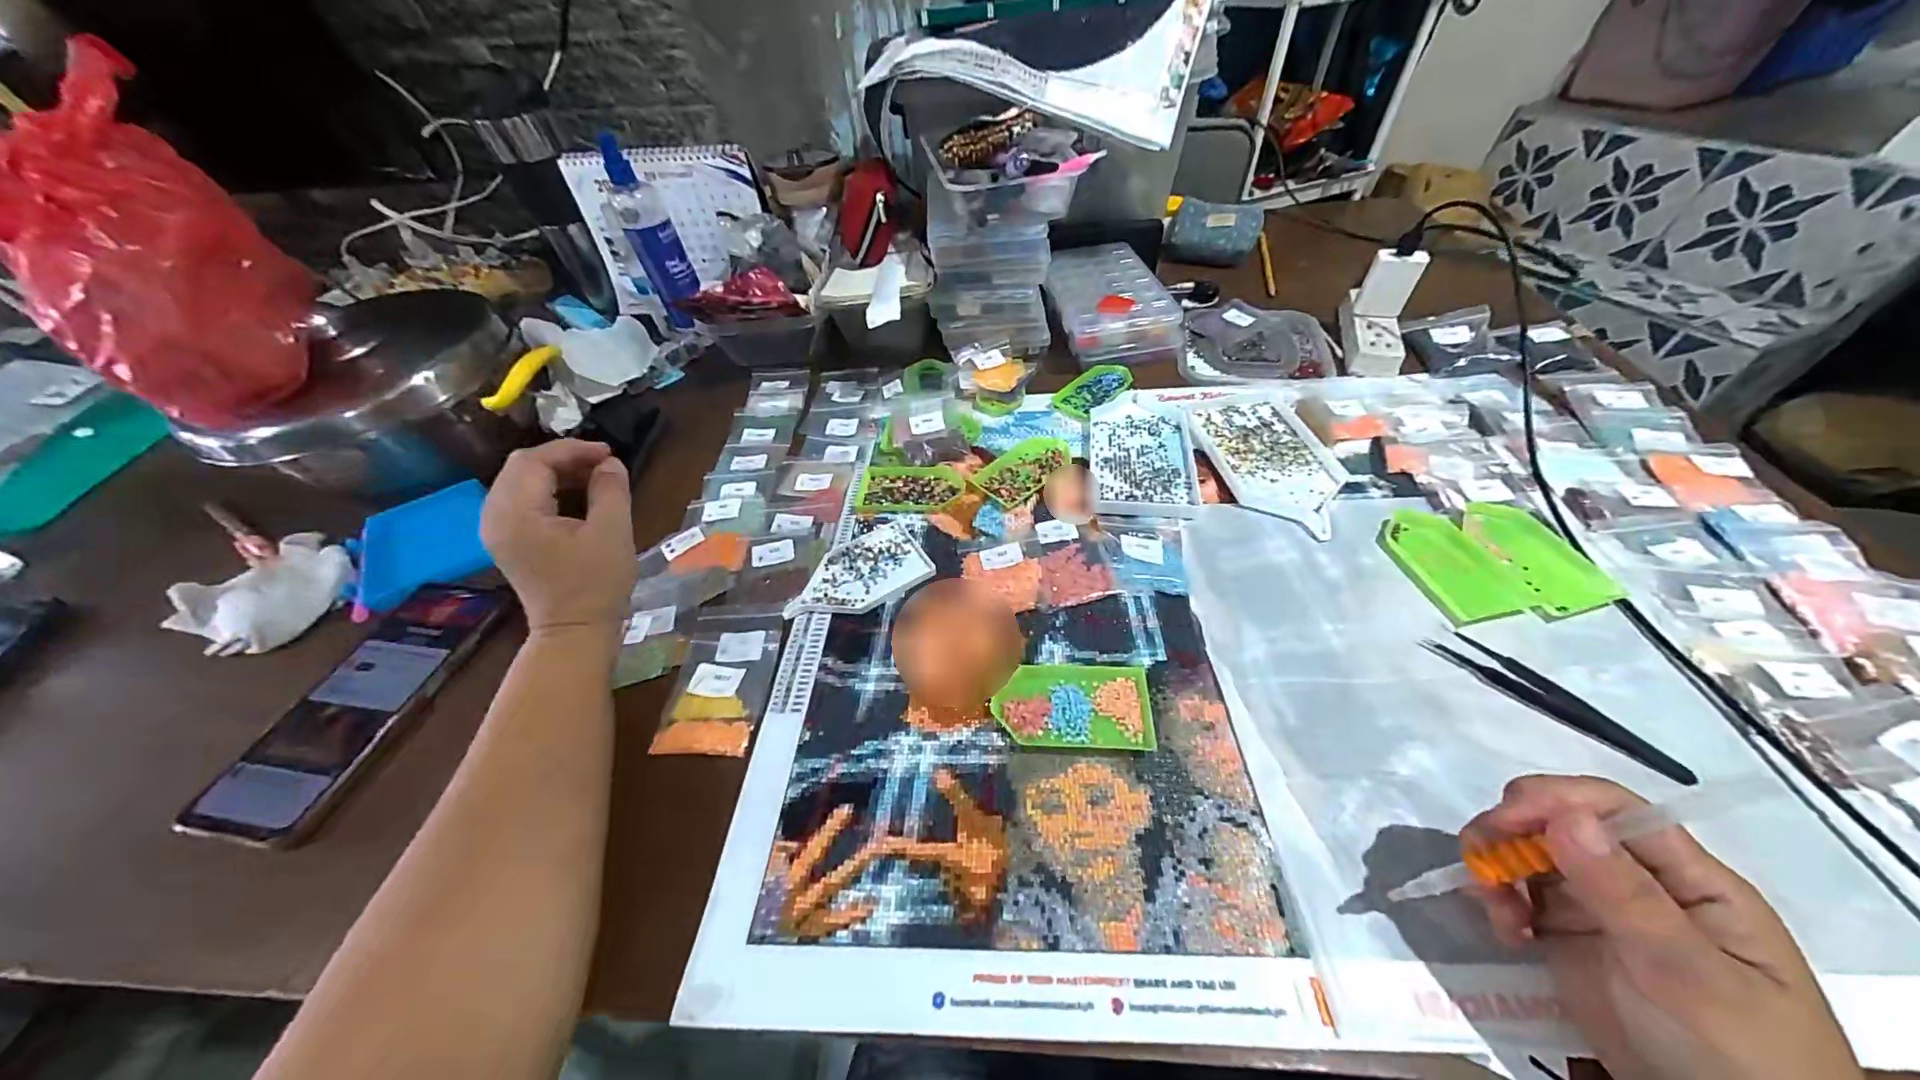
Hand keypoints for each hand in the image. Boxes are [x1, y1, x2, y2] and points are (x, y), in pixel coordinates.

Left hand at [480, 440, 635, 632]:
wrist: (574, 630)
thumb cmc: (596, 583)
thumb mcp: (612, 533)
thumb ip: (610, 490)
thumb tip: (609, 464)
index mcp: (516, 514)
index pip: (534, 461)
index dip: (572, 450)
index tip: (608, 454)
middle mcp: (494, 517)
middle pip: (520, 467)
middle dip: (562, 458)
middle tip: (601, 464)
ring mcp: (495, 530)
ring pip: (517, 481)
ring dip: (554, 473)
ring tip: (592, 478)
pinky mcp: (504, 540)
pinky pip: (518, 500)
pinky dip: (545, 490)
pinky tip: (574, 497)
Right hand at [1462, 775, 1861, 1079]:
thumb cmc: (1738, 1051)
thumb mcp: (1688, 975)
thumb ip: (1626, 894)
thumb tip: (1566, 812)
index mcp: (1687, 878)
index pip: (1611, 808)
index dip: (1551, 800)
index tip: (1502, 819)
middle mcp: (1638, 881)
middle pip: (1557, 824)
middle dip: (1508, 834)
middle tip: (1481, 865)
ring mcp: (1601, 910)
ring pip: (1528, 856)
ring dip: (1497, 868)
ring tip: (1495, 910)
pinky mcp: (1569, 938)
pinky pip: (1519, 897)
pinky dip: (1498, 903)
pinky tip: (1506, 932)